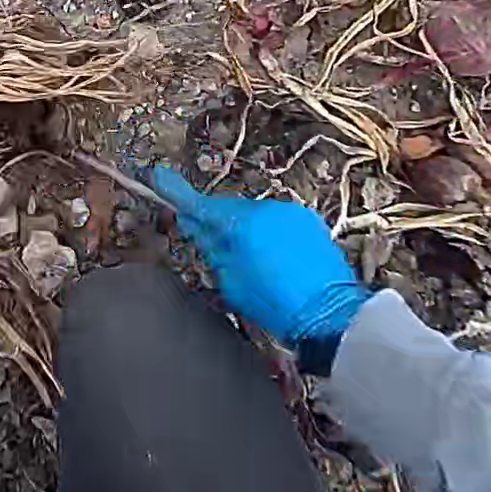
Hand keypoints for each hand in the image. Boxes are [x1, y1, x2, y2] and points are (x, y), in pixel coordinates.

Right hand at [147, 167, 368, 345]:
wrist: (332, 315)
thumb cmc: (276, 305)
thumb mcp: (232, 283)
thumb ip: (214, 250)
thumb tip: (200, 229)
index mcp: (243, 224)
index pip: (203, 206)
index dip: (178, 194)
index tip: (158, 176)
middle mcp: (267, 209)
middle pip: (229, 211)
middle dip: (219, 225)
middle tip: (213, 248)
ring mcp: (290, 212)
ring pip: (254, 215)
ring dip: (246, 230)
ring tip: (252, 262)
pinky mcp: (308, 221)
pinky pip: (276, 221)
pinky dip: (268, 233)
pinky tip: (274, 258)